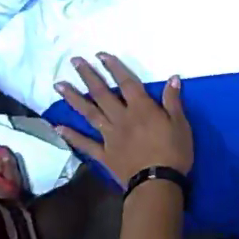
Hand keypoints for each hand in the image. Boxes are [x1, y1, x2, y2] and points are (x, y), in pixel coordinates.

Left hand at [53, 54, 192, 180]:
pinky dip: (72, 135)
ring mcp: (110, 136)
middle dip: (88, 76)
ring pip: (89, 113)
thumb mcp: (181, 124)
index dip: (114, 67)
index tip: (100, 55)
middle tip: (74, 61)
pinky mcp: (104, 155)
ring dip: (74, 98)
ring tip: (59, 85)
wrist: (157, 184)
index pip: (126, 82)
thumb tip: (172, 77)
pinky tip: (58, 127)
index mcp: (141, 109)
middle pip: (102, 93)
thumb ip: (173, 101)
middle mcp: (121, 118)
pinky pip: (85, 143)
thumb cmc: (174, 152)